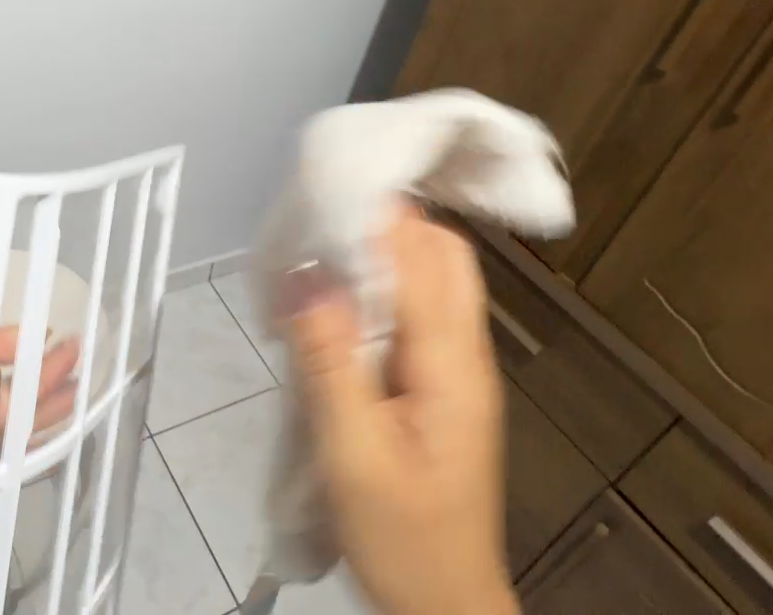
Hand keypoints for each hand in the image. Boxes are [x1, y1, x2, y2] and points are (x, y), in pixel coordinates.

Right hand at [280, 201, 519, 614]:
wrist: (443, 602)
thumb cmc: (401, 535)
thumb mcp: (353, 452)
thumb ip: (330, 359)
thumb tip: (308, 274)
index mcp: (450, 362)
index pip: (424, 256)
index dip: (377, 216)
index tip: (323, 197)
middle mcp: (464, 352)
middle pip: (441, 254)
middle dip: (385, 226)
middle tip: (321, 229)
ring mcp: (456, 367)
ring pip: (430, 278)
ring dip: (379, 257)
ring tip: (319, 263)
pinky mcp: (440, 384)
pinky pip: (416, 312)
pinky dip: (378, 292)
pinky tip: (334, 311)